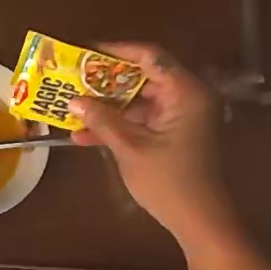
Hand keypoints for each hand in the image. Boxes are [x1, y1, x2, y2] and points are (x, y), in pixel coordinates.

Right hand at [69, 43, 232, 243]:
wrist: (197, 218)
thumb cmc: (168, 181)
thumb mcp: (130, 148)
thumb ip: (102, 120)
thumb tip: (73, 100)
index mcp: (185, 93)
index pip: (151, 57)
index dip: (117, 51)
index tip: (86, 52)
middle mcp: (186, 97)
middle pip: (143, 77)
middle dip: (106, 81)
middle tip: (74, 79)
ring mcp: (180, 116)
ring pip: (138, 101)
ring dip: (108, 107)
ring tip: (73, 107)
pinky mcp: (173, 133)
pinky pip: (141, 120)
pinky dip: (118, 125)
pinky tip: (85, 134)